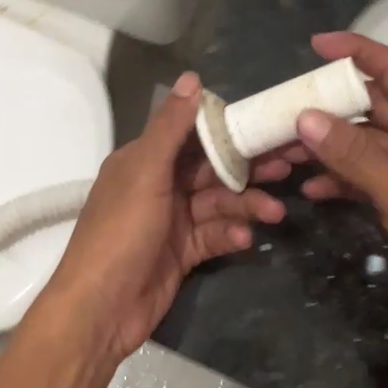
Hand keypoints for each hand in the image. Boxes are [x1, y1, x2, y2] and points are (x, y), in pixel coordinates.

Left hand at [34, 71, 288, 362]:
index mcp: (143, 160)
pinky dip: (230, 234)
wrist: (100, 310)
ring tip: (274, 212)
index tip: (267, 124)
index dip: (228, 129)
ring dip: (245, 205)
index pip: (191, 134)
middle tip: (288, 165)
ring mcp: (171, 221)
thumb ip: (171, 127)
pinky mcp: (182, 253)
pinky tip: (244, 238)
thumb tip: (192, 77)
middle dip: (247, 168)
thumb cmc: (120, 233)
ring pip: (217, 203)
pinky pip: (214, 235)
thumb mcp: (145, 173)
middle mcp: (157, 185)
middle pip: (211, 169)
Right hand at [293, 32, 387, 349]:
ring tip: (286, 151)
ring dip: (331, 146)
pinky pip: (371, 175)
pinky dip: (343, 178)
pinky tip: (311, 187)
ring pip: (369, 143)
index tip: (315, 44)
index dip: (357, 52)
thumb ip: (353, 153)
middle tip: (285, 109)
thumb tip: (305, 117)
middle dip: (332, 108)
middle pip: (377, 106)